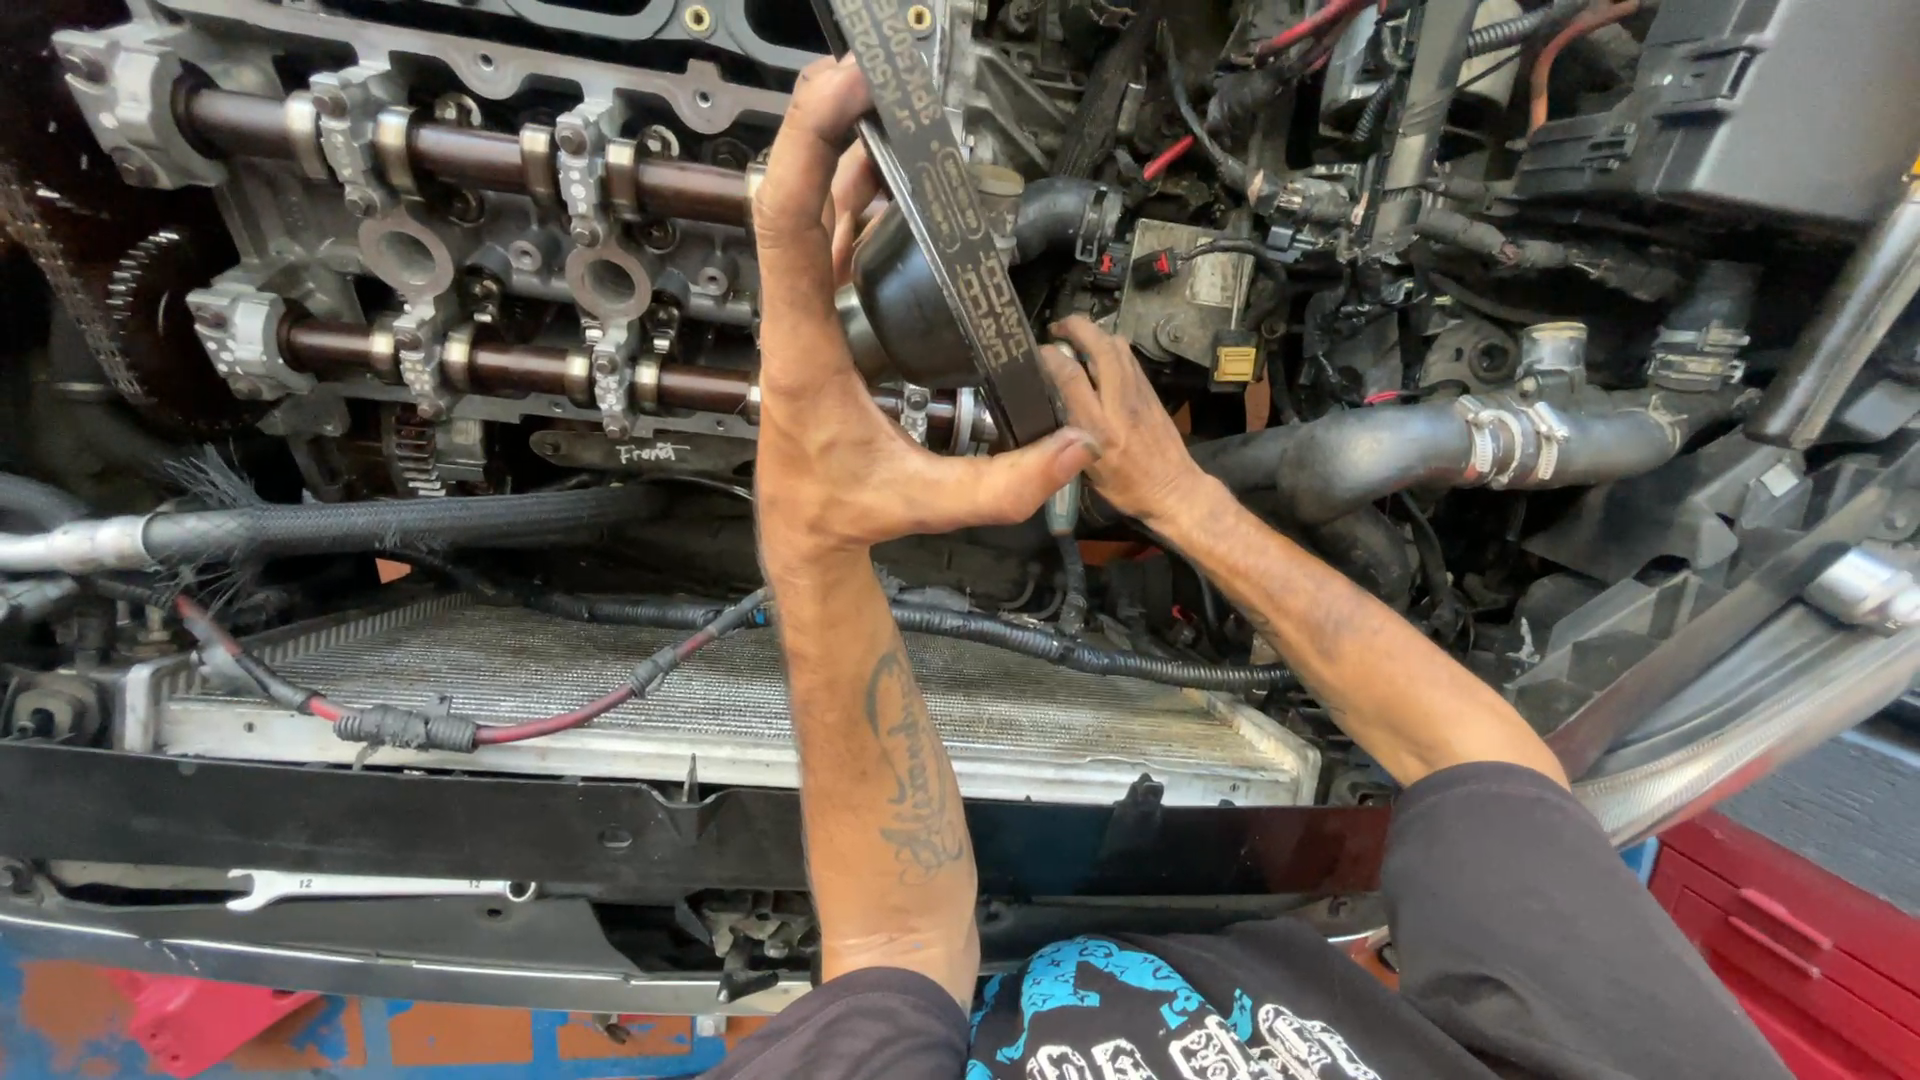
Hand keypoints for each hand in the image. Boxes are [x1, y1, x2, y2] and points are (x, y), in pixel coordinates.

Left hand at [750, 55, 1099, 579]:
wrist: (805, 528)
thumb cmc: (842, 510)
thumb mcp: (926, 503)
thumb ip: (1004, 486)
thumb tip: (1073, 449)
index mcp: (806, 353)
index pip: (788, 228)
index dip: (809, 149)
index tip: (842, 93)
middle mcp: (796, 326)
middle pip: (790, 202)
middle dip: (820, 128)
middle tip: (866, 76)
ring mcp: (805, 322)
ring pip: (805, 219)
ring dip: (831, 157)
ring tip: (873, 108)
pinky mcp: (822, 326)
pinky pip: (825, 247)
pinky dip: (843, 202)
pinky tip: (871, 179)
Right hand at [1040, 315, 1206, 524]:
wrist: (1174, 490)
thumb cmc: (1127, 488)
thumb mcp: (1088, 470)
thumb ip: (1069, 437)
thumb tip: (1053, 409)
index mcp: (1098, 427)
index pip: (1072, 377)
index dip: (1052, 356)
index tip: (1038, 351)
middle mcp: (1119, 403)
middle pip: (1101, 348)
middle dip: (1078, 328)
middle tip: (1058, 326)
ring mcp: (1139, 393)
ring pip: (1119, 347)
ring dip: (1096, 333)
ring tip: (1077, 335)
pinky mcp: (1151, 392)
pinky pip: (1129, 359)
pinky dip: (1110, 346)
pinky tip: (1099, 353)